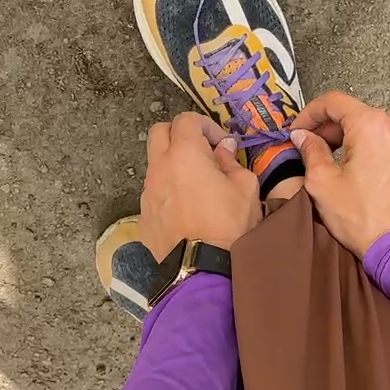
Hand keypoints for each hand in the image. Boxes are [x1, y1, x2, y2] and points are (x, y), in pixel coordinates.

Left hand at [140, 113, 262, 260]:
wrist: (202, 269)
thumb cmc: (228, 225)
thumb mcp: (245, 188)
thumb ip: (232, 161)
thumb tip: (223, 149)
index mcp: (184, 154)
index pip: (186, 120)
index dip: (206, 125)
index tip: (222, 144)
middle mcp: (159, 168)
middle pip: (159, 132)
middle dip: (180, 134)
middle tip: (203, 152)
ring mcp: (148, 192)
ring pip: (155, 164)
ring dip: (173, 164)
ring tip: (197, 184)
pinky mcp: (144, 215)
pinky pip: (154, 192)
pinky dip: (168, 190)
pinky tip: (187, 209)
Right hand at [288, 91, 389, 257]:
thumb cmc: (360, 216)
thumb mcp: (323, 183)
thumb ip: (311, 151)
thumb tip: (302, 136)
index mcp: (371, 125)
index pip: (334, 101)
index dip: (309, 113)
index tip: (297, 131)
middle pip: (355, 113)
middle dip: (329, 128)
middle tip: (310, 147)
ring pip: (373, 128)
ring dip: (349, 138)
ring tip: (332, 160)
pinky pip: (388, 143)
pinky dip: (369, 148)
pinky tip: (357, 169)